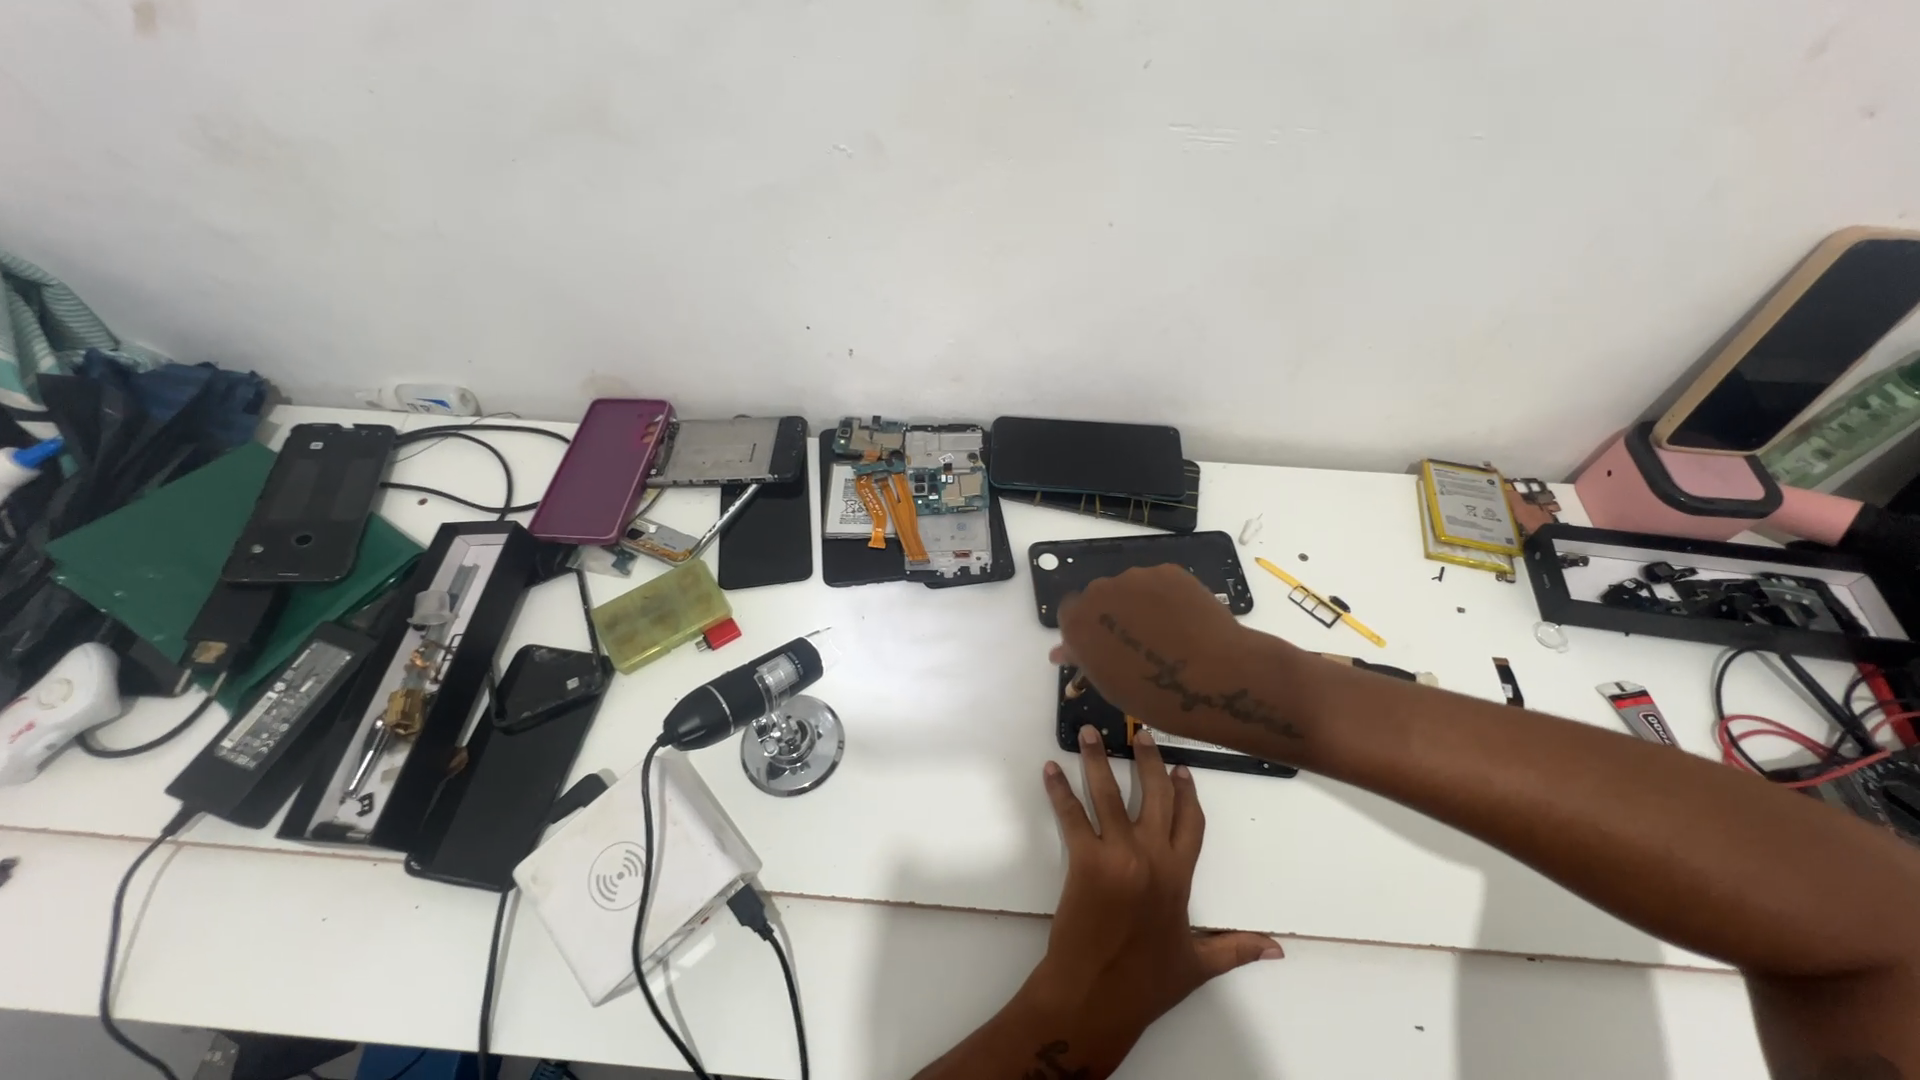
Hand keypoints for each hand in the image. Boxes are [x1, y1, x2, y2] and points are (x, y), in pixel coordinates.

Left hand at [1023, 724, 1282, 1075]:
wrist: (1098, 995)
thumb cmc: (1147, 982)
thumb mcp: (1198, 964)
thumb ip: (1236, 948)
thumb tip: (1276, 949)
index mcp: (1180, 876)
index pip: (1191, 823)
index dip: (1187, 794)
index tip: (1182, 769)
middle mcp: (1153, 857)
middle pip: (1155, 797)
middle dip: (1148, 760)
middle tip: (1141, 732)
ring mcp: (1119, 856)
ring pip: (1109, 795)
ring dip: (1098, 760)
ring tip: (1089, 732)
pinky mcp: (1085, 861)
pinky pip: (1072, 816)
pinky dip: (1059, 791)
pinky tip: (1051, 770)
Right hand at [1050, 564, 1306, 744]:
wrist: (1214, 677)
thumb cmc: (1155, 695)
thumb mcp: (1108, 684)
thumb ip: (1085, 658)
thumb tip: (1065, 650)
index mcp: (1078, 623)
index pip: (1070, 615)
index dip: (1087, 630)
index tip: (1103, 648)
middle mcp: (1100, 592)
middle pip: (1099, 597)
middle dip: (1112, 615)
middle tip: (1135, 643)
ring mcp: (1136, 578)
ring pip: (1130, 588)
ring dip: (1139, 605)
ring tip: (1166, 634)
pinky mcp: (1169, 572)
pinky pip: (1159, 583)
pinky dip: (1166, 598)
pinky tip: (1184, 622)